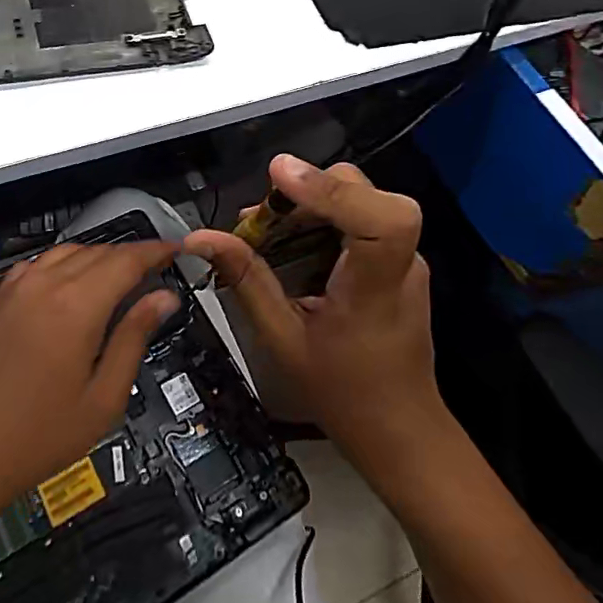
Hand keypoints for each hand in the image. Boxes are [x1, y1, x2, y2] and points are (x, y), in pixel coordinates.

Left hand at [0, 241, 178, 520]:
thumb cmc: (36, 436)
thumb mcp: (102, 398)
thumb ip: (133, 339)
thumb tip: (163, 299)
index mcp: (76, 305)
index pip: (126, 260)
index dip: (156, 251)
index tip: (178, 251)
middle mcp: (44, 284)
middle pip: (97, 252)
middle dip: (131, 255)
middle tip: (157, 271)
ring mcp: (15, 289)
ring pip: (66, 253)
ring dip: (98, 257)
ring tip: (121, 278)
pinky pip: (38, 266)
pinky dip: (64, 265)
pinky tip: (72, 287)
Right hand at [182, 154, 441, 473]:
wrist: (399, 428)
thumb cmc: (343, 392)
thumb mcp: (281, 339)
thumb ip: (245, 281)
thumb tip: (201, 238)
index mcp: (377, 288)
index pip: (382, 220)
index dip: (331, 190)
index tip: (279, 174)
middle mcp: (400, 263)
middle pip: (365, 193)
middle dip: (305, 191)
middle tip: (257, 218)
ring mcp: (401, 260)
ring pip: (358, 199)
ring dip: (304, 204)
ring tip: (259, 234)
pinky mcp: (392, 262)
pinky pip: (355, 220)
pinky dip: (315, 220)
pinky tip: (283, 245)